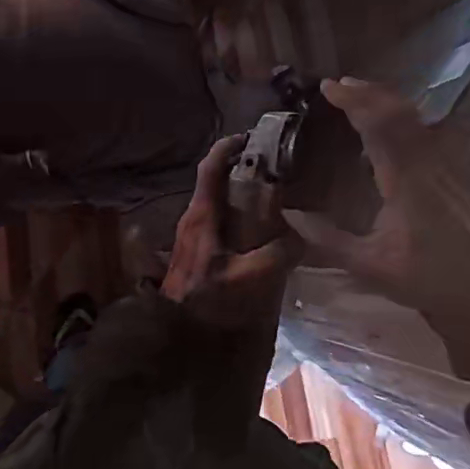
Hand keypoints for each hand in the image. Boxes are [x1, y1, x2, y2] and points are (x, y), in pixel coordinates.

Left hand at [162, 134, 298, 325]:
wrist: (172, 331)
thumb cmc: (207, 300)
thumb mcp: (248, 279)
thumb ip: (277, 255)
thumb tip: (297, 238)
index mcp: (202, 215)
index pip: (211, 168)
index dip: (228, 147)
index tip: (250, 138)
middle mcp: (192, 218)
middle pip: (215, 182)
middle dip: (241, 172)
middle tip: (272, 173)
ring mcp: (190, 234)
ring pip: (216, 203)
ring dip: (239, 197)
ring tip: (270, 203)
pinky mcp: (194, 250)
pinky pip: (216, 222)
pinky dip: (236, 217)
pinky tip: (256, 235)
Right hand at [282, 78, 469, 311]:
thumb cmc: (428, 277)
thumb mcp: (370, 265)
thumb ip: (327, 239)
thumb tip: (290, 215)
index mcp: (405, 181)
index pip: (379, 125)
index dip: (354, 101)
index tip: (328, 88)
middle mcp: (426, 163)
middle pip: (398, 111)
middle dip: (367, 92)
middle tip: (337, 85)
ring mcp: (444, 163)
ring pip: (414, 117)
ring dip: (384, 100)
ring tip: (357, 95)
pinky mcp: (452, 170)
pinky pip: (422, 129)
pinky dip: (399, 116)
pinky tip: (385, 123)